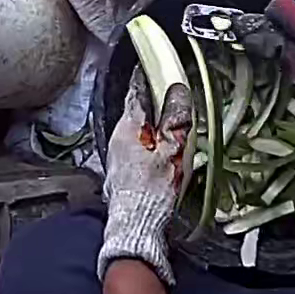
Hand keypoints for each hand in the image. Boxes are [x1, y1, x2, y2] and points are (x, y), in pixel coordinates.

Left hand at [98, 81, 192, 284]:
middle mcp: (117, 135)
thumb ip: (176, 117)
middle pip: (136, 109)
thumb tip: (178, 88)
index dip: (147, 77)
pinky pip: (135, 146)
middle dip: (152, 103)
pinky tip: (160, 152)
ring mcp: (116, 153)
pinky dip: (148, 142)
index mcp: (129, 124)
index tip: (156, 67)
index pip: (137, 90)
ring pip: (136, 129)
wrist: (135, 227)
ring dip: (151, 125)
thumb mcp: (172, 149)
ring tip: (170, 125)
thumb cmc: (154, 187)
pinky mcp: (120, 170)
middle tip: (171, 97)